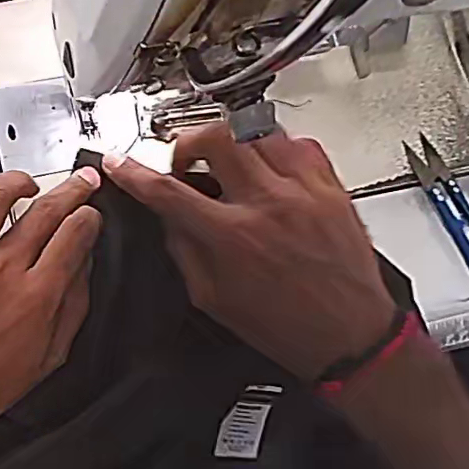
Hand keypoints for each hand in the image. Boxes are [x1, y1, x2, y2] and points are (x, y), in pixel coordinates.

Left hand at [0, 168, 103, 468]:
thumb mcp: (48, 355)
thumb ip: (72, 305)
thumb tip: (83, 265)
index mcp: (35, 297)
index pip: (74, 233)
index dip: (90, 216)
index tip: (90, 215)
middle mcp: (0, 271)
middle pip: (45, 209)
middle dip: (72, 189)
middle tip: (80, 184)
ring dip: (19, 181)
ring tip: (28, 184)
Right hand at [102, 124, 395, 383]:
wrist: (348, 336)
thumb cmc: (285, 325)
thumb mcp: (213, 298)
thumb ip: (185, 251)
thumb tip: (168, 219)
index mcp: (231, 238)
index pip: (167, 191)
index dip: (133, 173)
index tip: (120, 164)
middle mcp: (268, 206)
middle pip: (214, 139)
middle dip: (186, 143)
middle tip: (183, 160)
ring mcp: (304, 193)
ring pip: (257, 133)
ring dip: (232, 145)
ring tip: (229, 166)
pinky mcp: (333, 190)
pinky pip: (301, 145)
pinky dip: (276, 148)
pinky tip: (269, 167)